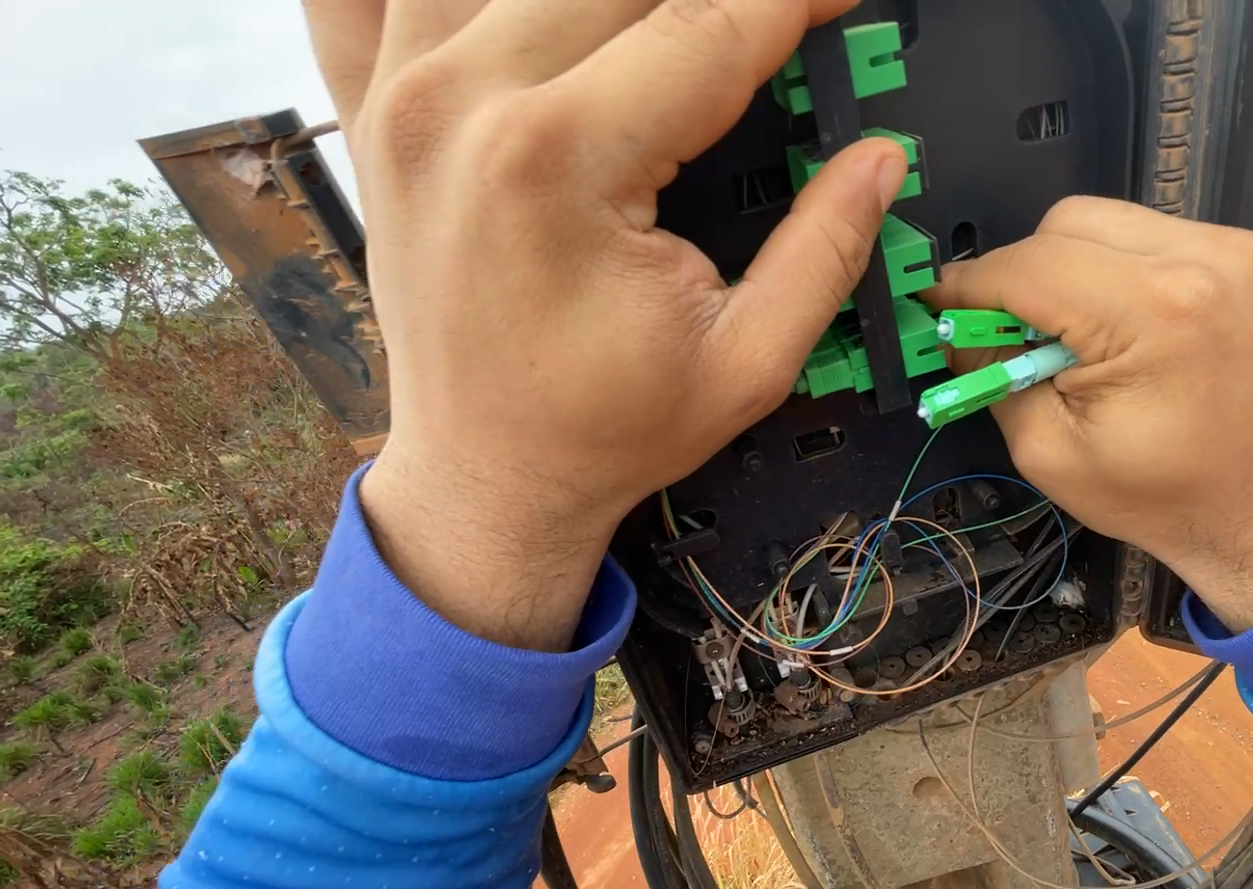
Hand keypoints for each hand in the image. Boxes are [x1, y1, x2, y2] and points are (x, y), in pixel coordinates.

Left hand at [302, 0, 910, 647]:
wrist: (493, 476)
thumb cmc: (610, 434)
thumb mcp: (747, 365)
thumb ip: (824, 252)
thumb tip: (881, 159)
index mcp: (564, 162)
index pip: (709, 24)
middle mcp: (464, 99)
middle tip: (772, 26)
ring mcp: (399, 95)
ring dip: (618, 0)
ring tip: (678, 32)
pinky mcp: (371, 114)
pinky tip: (502, 19)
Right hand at [926, 197, 1252, 631]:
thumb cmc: (1159, 498)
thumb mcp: (1048, 451)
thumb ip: (992, 376)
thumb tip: (952, 327)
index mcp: (1156, 313)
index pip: (1030, 266)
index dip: (969, 285)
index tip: (934, 306)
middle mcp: (1203, 258)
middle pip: (1065, 224)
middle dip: (1017, 274)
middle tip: (1004, 333)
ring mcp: (1234, 248)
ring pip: (1103, 220)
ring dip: (1061, 268)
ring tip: (1062, 334)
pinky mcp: (1245, 254)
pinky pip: (1143, 235)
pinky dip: (1106, 269)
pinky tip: (1108, 323)